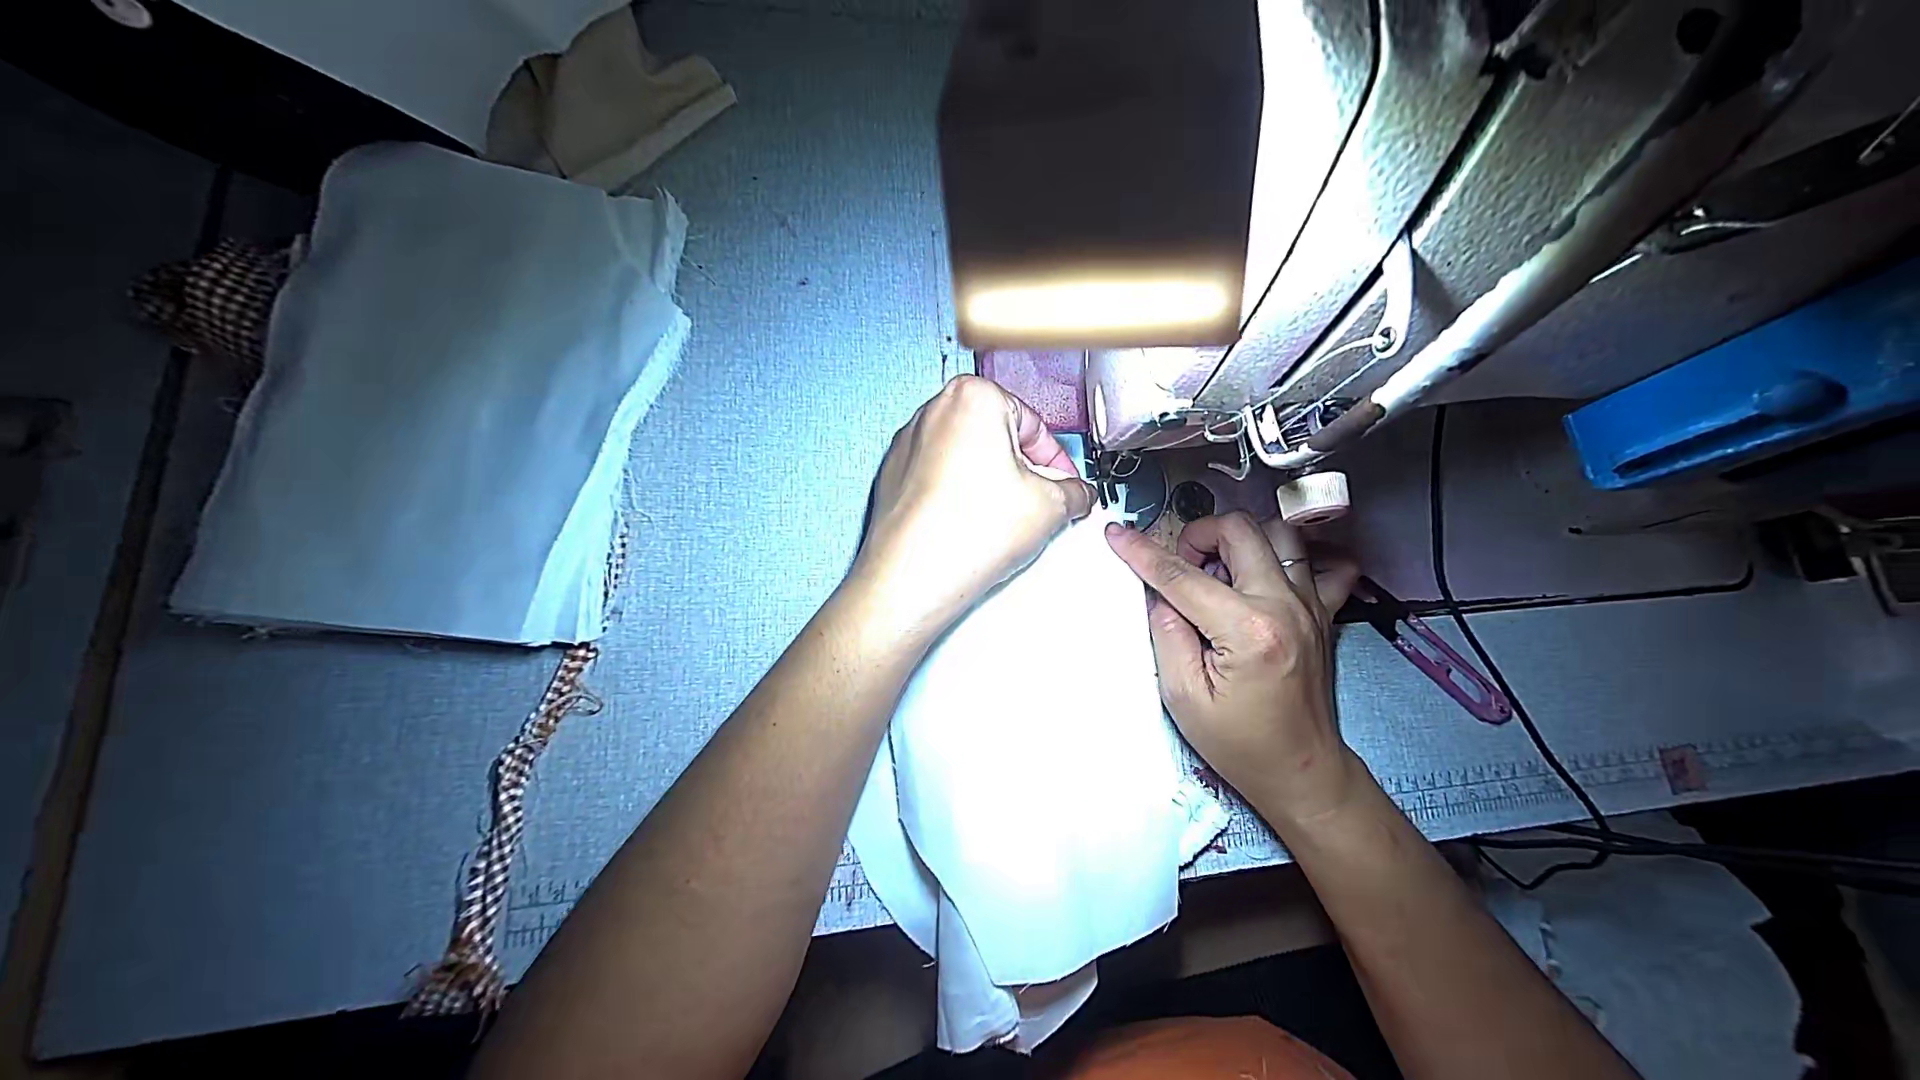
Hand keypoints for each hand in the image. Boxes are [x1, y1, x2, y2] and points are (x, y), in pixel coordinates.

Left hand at [852, 376, 1093, 636]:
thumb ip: (1075, 492)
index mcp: (973, 398)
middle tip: (1038, 504)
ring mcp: (908, 443)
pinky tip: (970, 527)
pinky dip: (959, 495)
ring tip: (1001, 522)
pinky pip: (939, 476)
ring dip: (992, 484)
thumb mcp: (1050, 507)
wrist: (911, 579)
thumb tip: (1078, 493)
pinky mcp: (892, 474)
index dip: (1057, 460)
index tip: (1064, 482)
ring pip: (968, 457)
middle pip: (998, 437)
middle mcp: (933, 411)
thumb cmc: (966, 535)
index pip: (1034, 425)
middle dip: (1023, 471)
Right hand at [1105, 512, 1361, 828]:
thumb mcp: (1182, 696)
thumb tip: (1159, 593)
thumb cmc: (1238, 744)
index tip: (1116, 534)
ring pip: (1278, 532)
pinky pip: (1322, 561)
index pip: (1182, 576)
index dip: (1141, 551)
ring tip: (1219, 572)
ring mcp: (1311, 605)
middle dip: (1197, 536)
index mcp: (1246, 631)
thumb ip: (1166, 634)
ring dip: (1238, 541)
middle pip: (1239, 530)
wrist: (1300, 771)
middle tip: (1182, 569)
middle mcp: (1284, 606)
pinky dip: (1292, 556)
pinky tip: (1267, 574)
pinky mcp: (1323, 611)